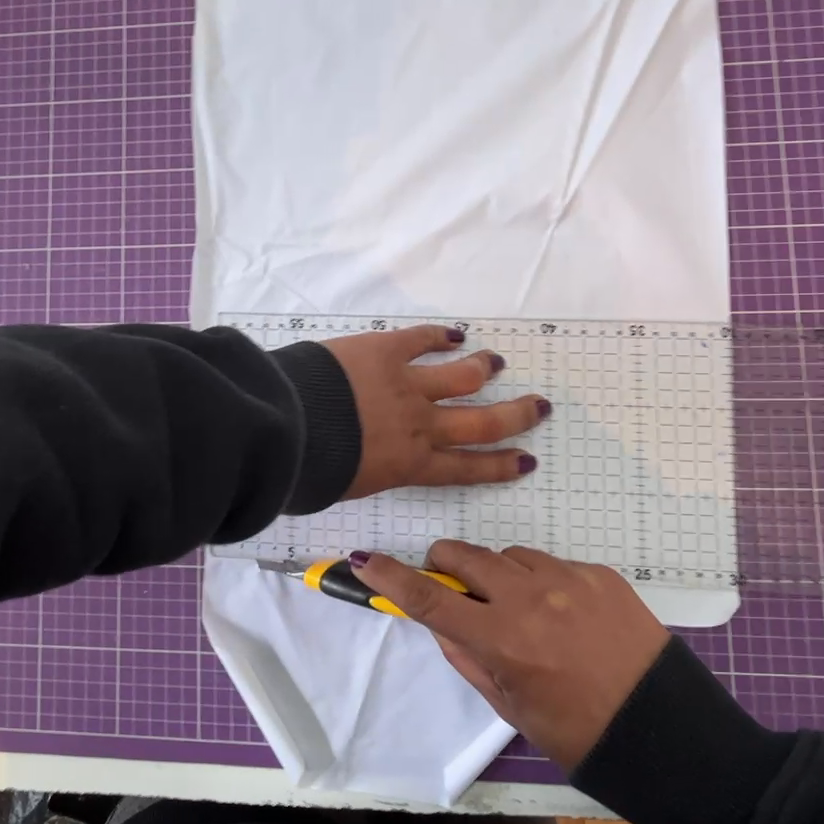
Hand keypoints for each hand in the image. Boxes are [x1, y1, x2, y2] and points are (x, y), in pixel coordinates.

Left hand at [322, 325, 548, 499]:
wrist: (285, 426)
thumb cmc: (306, 470)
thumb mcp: (341, 489)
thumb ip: (365, 477)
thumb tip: (361, 469)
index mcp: (410, 465)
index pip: (466, 467)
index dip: (499, 465)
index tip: (525, 460)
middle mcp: (420, 425)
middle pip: (482, 421)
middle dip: (515, 415)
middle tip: (538, 406)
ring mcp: (406, 384)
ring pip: (462, 376)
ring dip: (483, 368)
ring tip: (497, 362)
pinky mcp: (386, 350)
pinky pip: (421, 340)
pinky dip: (440, 336)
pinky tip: (454, 334)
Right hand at [355, 540, 669, 768]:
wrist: (672, 735)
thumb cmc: (581, 732)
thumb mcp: (513, 707)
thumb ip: (468, 658)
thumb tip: (441, 622)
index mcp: (504, 640)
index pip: (431, 600)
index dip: (392, 578)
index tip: (365, 561)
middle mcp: (531, 598)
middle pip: (464, 555)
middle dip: (446, 564)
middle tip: (453, 585)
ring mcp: (568, 579)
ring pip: (508, 556)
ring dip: (500, 575)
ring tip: (525, 612)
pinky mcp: (599, 574)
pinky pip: (552, 564)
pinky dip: (544, 582)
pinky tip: (566, 616)